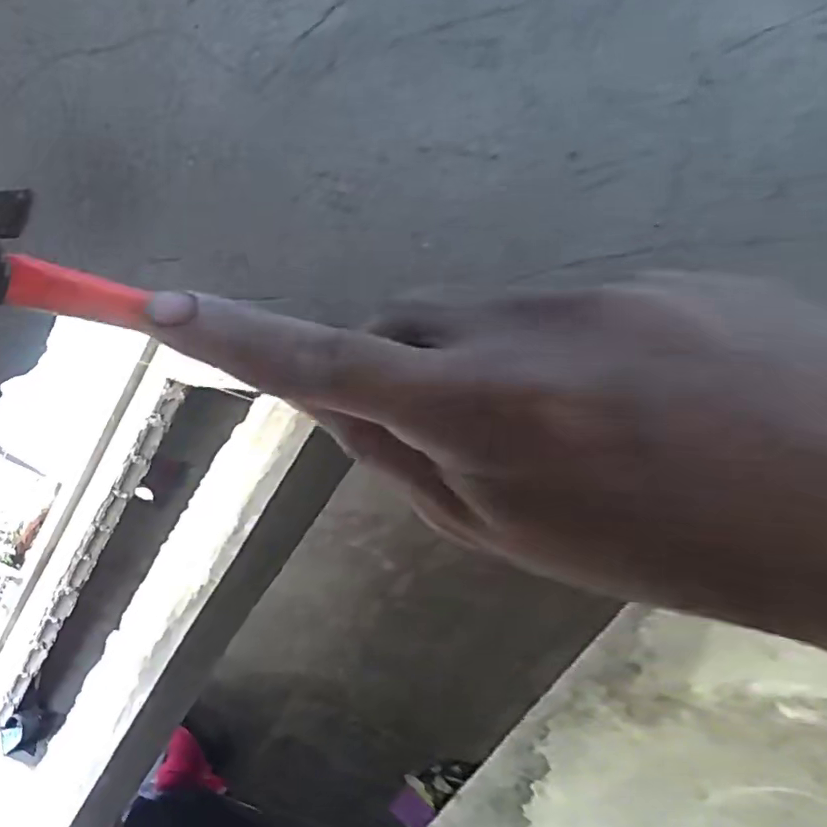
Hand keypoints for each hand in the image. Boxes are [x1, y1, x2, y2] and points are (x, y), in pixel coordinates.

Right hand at [144, 273, 826, 669]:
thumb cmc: (659, 550)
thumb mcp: (489, 528)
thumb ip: (394, 457)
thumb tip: (335, 402)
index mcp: (474, 409)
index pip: (316, 362)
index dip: (231, 338)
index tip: (165, 311)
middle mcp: (525, 328)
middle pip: (391, 325)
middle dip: (381, 368)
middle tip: (434, 431)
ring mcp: (602, 290)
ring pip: (466, 316)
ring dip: (463, 364)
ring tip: (552, 424)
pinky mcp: (662, 275)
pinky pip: (546, 309)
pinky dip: (540, 351)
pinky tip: (619, 399)